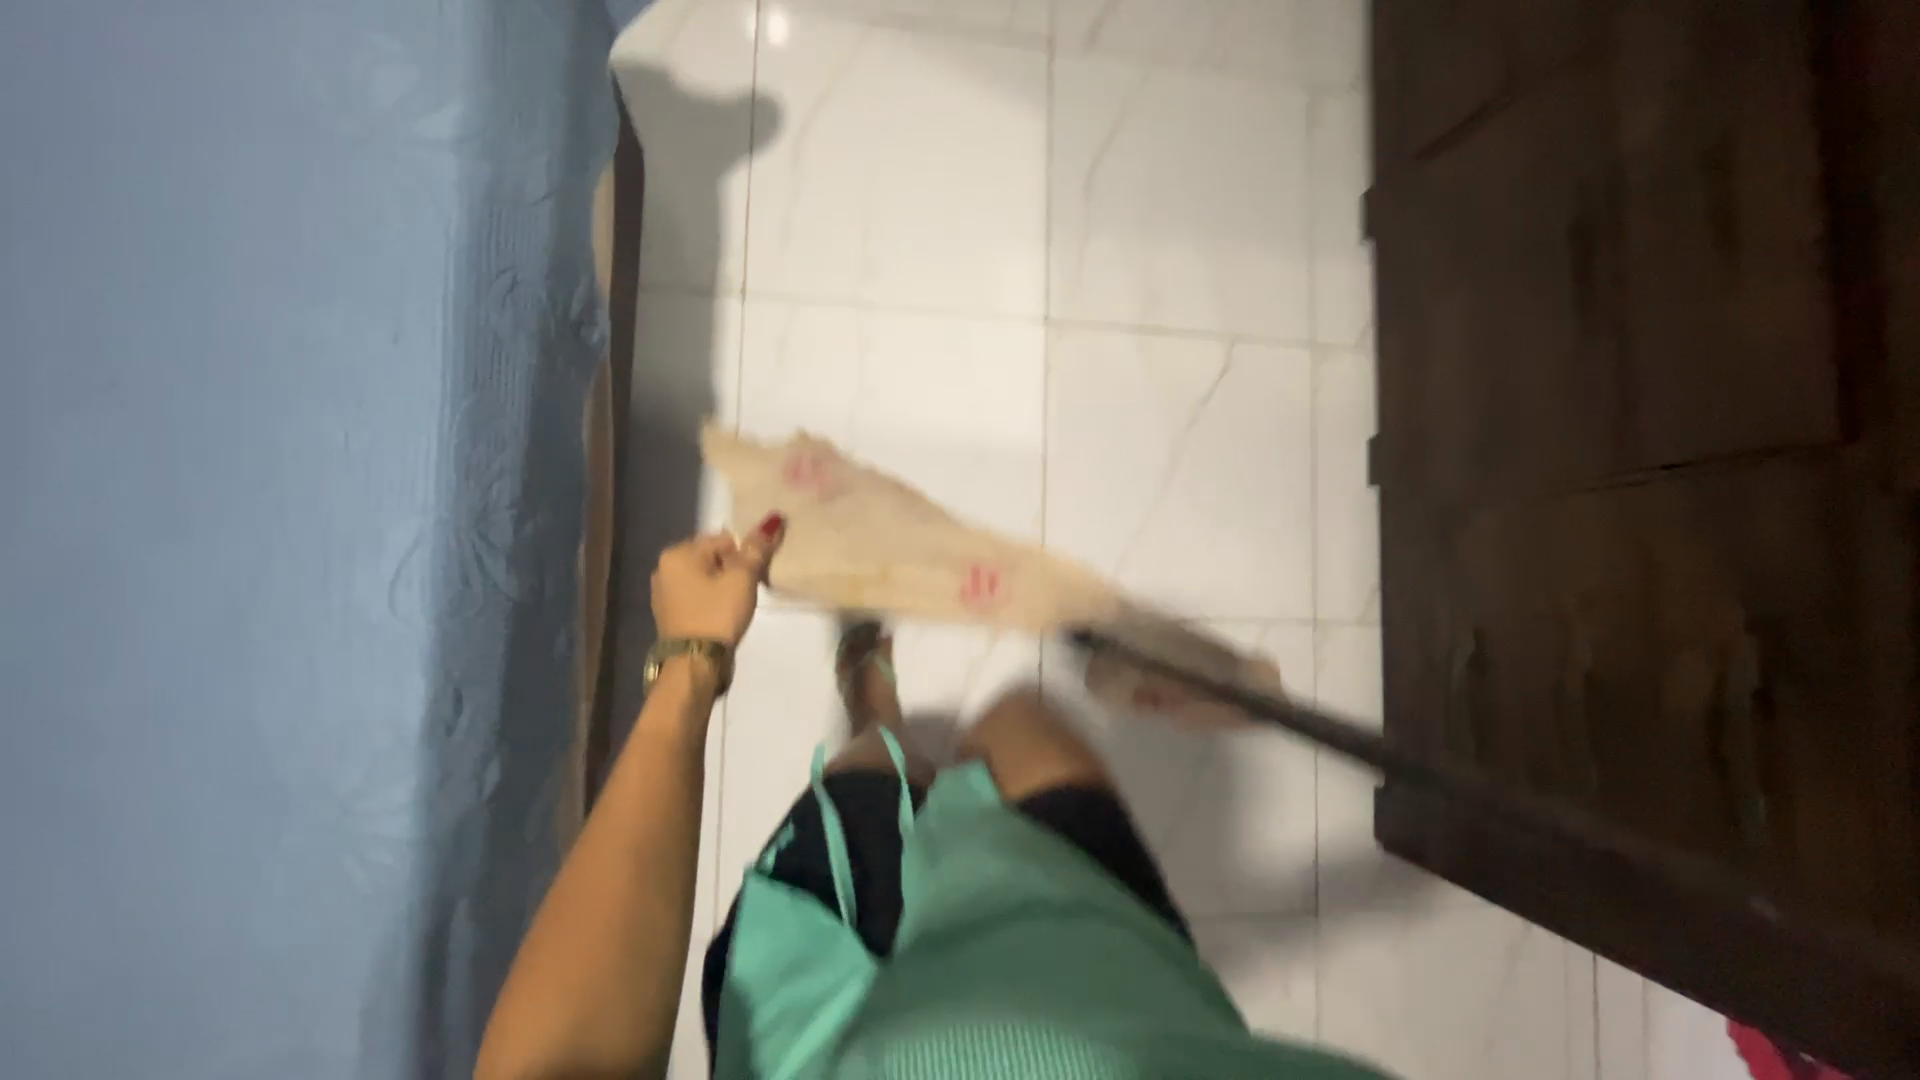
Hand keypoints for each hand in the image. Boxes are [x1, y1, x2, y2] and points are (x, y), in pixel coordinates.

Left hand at [650, 512, 785, 646]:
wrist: (695, 664)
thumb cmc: (717, 614)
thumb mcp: (742, 578)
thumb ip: (757, 548)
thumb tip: (774, 518)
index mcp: (677, 553)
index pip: (723, 539)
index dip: (744, 555)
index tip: (753, 576)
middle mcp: (664, 568)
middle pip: (712, 557)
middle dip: (732, 569)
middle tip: (747, 591)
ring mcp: (663, 593)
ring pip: (705, 578)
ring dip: (723, 586)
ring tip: (737, 605)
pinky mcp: (669, 614)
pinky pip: (697, 596)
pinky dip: (711, 600)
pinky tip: (722, 616)